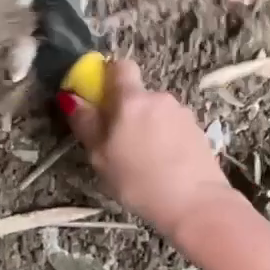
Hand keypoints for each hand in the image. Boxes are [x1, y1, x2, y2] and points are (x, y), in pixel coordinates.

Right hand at [61, 60, 237, 237]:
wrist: (195, 203)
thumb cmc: (138, 182)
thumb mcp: (100, 157)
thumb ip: (86, 124)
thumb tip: (71, 98)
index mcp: (131, 100)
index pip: (119, 66)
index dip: (107, 77)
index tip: (99, 100)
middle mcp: (159, 98)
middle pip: (138, 95)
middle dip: (126, 112)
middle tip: (117, 144)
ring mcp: (182, 114)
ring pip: (156, 113)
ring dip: (147, 128)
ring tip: (142, 161)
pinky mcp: (198, 131)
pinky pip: (172, 128)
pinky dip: (164, 140)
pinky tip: (162, 166)